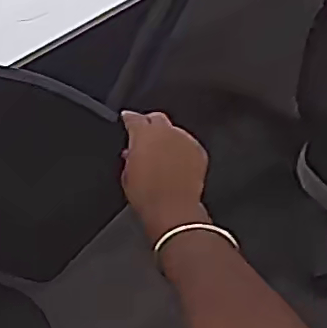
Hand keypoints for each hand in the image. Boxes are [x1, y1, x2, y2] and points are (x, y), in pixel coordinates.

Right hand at [120, 111, 210, 241]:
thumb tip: (131, 153)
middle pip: (157, 118)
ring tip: (161, 155)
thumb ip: (129, 157)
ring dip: (167, 138)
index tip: (127, 118)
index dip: (129, 118)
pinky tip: (175, 163)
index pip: (134, 118)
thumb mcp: (127, 175)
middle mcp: (166, 132)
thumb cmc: (148, 195)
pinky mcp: (199, 151)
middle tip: (145, 136)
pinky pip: (188, 144)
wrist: (172, 209)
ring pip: (174, 131)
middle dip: (150, 124)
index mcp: (144, 135)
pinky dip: (181, 149)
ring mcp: (185, 140)